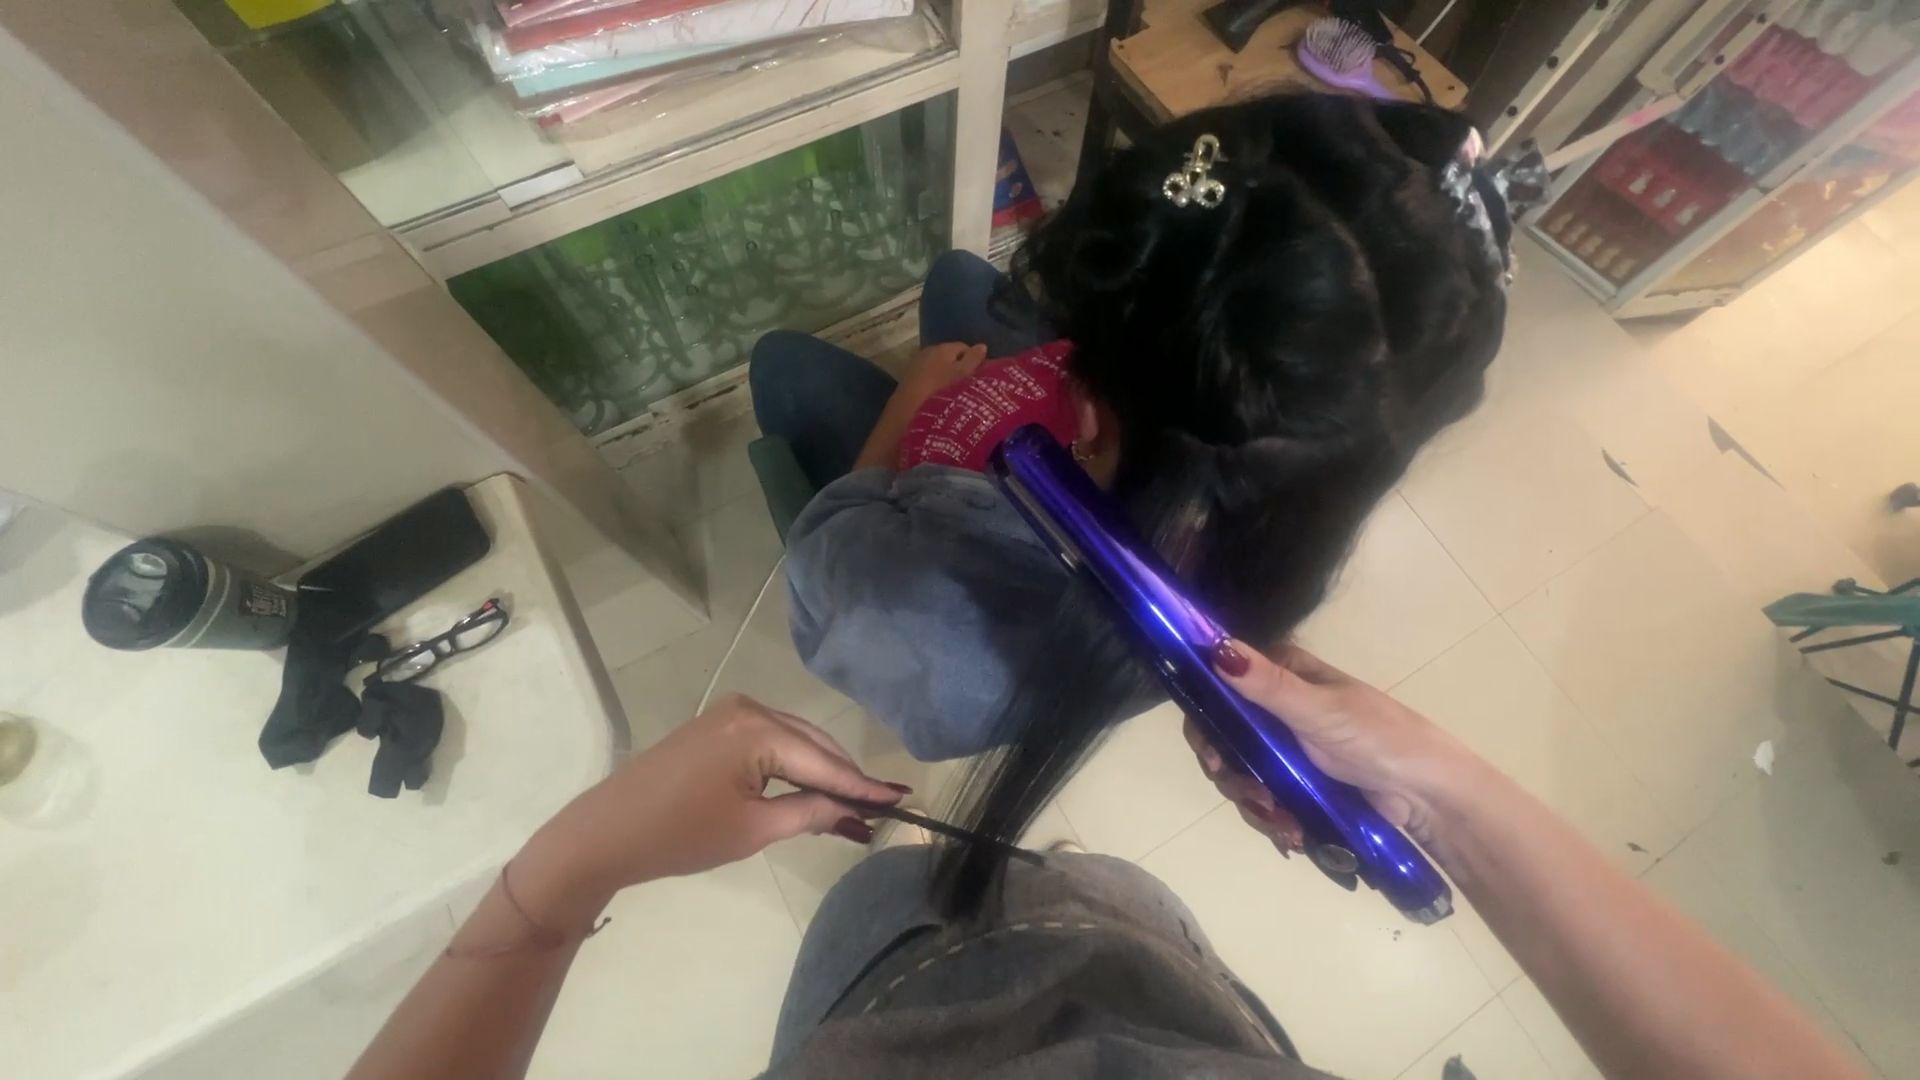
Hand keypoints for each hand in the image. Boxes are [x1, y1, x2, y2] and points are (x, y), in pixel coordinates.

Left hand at [513, 694, 905, 926]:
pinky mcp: (720, 723)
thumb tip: (854, 814)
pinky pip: (772, 741)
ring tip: (853, 803)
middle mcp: (750, 708)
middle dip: (845, 778)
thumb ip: (809, 813)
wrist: (604, 833)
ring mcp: (732, 711)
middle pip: (813, 743)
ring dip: (821, 771)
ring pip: (795, 740)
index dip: (863, 785)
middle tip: (879, 807)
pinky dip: (794, 764)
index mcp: (758, 729)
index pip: (824, 761)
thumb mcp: (752, 830)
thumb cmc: (679, 835)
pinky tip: (812, 786)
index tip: (901, 797)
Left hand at [902, 342, 988, 399]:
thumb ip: (973, 359)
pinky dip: (935, 384)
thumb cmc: (940, 390)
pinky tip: (938, 397)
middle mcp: (928, 351)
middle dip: (959, 368)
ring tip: (954, 393)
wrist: (907, 410)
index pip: (964, 347)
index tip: (980, 376)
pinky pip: (928, 377)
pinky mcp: (908, 379)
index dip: (974, 360)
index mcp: (943, 347)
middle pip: (949, 357)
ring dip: (946, 377)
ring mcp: (916, 365)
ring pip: (938, 367)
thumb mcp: (962, 375)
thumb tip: (982, 346)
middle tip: (968, 386)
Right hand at [1186, 641, 1466, 852]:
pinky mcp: (1293, 781)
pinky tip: (1289, 833)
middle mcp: (1273, 706)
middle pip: (1220, 737)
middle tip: (1254, 797)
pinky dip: (1269, 817)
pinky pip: (1261, 797)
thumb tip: (1217, 649)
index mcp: (1279, 674)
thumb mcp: (1321, 709)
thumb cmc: (1380, 738)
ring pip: (1238, 772)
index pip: (1217, 689)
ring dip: (1252, 801)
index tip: (1213, 756)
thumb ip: (1268, 684)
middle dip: (1230, 773)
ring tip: (1283, 824)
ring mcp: (1282, 746)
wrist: (1430, 796)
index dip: (1205, 722)